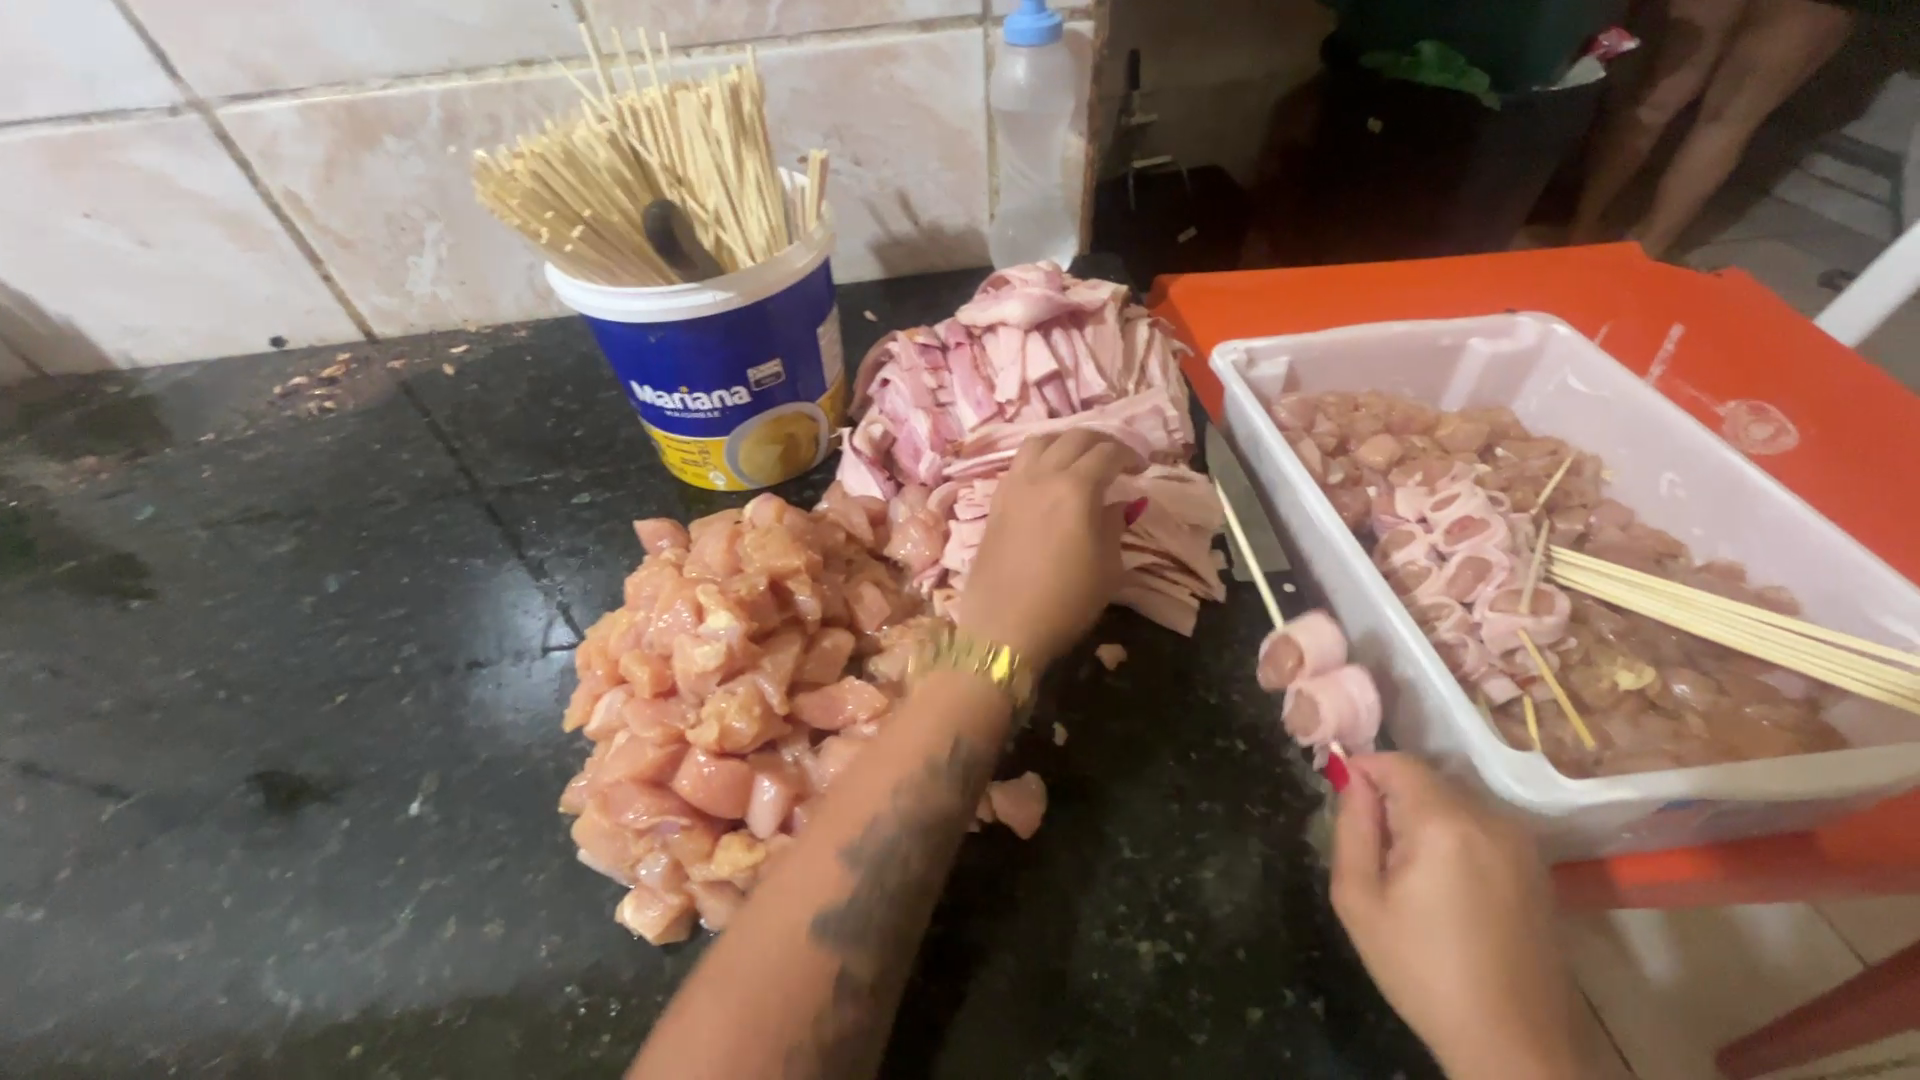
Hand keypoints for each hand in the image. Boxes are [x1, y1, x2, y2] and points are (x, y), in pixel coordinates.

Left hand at [957, 432, 1142, 668]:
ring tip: (1079, 460)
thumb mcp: (1107, 568)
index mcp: (1076, 488)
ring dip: (1064, 442)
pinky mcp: (994, 503)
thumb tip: (1119, 504)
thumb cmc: (1065, 602)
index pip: (1108, 453)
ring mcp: (1013, 487)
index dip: (1130, 456)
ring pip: (1039, 442)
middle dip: (1101, 442)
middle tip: (1117, 459)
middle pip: (1074, 438)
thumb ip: (1114, 526)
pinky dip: (1039, 459)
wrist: (1003, 628)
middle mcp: (1042, 476)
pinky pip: (1018, 464)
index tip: (1142, 469)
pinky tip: (1048, 479)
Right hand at [1331, 754, 1582, 1079]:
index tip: (1344, 802)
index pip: (1396, 761)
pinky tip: (1447, 892)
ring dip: (1425, 820)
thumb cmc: (1421, 971)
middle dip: (1393, 800)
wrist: (1513, 1042)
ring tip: (1410, 877)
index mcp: (1444, 823)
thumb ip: (1351, 827)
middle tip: (1374, 851)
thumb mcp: (1359, 899)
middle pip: (1427, 781)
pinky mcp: (1538, 867)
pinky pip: (1482, 829)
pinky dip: (1455, 840)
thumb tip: (1353, 780)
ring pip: (1455, 803)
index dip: (1363, 771)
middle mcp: (1491, 818)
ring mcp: (1522, 843)